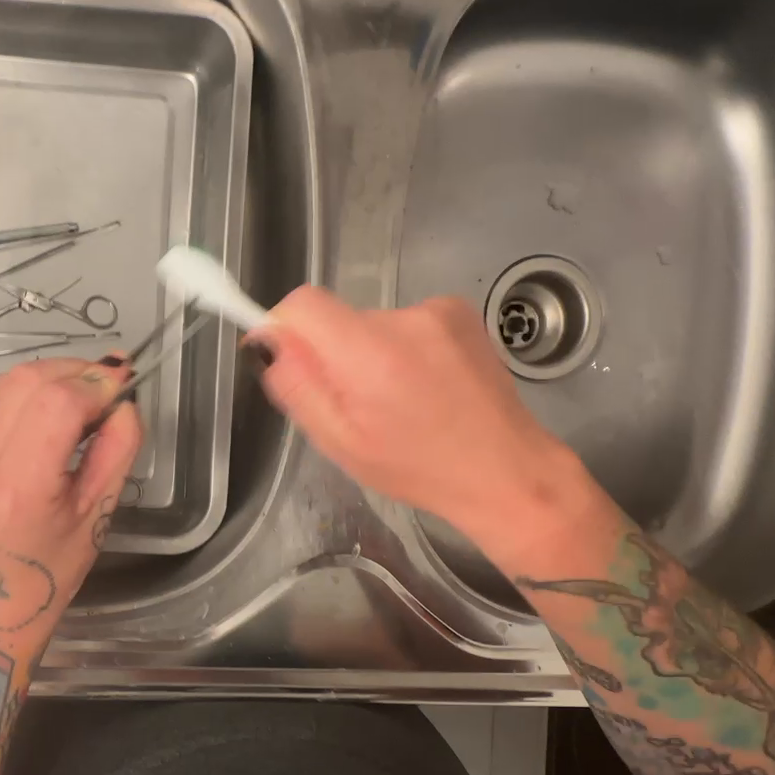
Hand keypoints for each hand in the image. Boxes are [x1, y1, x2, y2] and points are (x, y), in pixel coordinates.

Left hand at [0, 358, 141, 636]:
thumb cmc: (52, 567)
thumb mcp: (99, 513)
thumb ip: (118, 448)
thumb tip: (122, 398)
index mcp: (19, 488)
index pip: (58, 403)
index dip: (95, 384)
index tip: (121, 387)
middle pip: (27, 381)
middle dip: (74, 372)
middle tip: (103, 388)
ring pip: (3, 383)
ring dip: (47, 378)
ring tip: (77, 399)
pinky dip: (18, 396)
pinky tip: (40, 416)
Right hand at [252, 287, 596, 555]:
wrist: (505, 470)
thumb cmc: (417, 467)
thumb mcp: (340, 442)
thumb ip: (298, 387)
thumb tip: (268, 341)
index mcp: (370, 353)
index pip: (302, 304)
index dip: (282, 326)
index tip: (285, 357)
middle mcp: (405, 319)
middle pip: (337, 319)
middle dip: (332, 355)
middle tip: (355, 405)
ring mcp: (438, 311)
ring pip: (370, 323)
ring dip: (369, 354)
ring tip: (397, 400)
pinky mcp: (460, 312)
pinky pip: (404, 323)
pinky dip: (402, 349)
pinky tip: (424, 386)